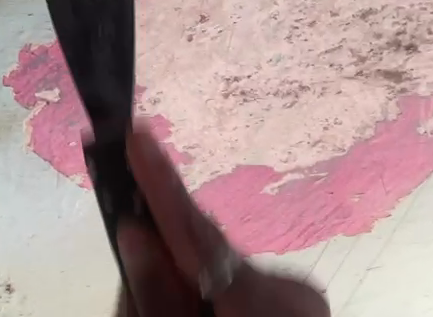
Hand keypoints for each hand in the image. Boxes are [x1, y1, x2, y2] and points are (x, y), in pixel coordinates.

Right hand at [117, 130, 329, 316]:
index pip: (201, 238)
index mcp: (265, 309)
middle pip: (203, 254)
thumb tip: (133, 231)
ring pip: (214, 271)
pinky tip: (190, 308)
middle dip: (159, 258)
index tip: (135, 133)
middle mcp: (294, 295)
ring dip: (179, 287)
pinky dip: (201, 299)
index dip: (162, 185)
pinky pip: (231, 287)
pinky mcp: (296, 305)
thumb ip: (156, 299)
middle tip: (131, 295)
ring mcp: (301, 300)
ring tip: (159, 307)